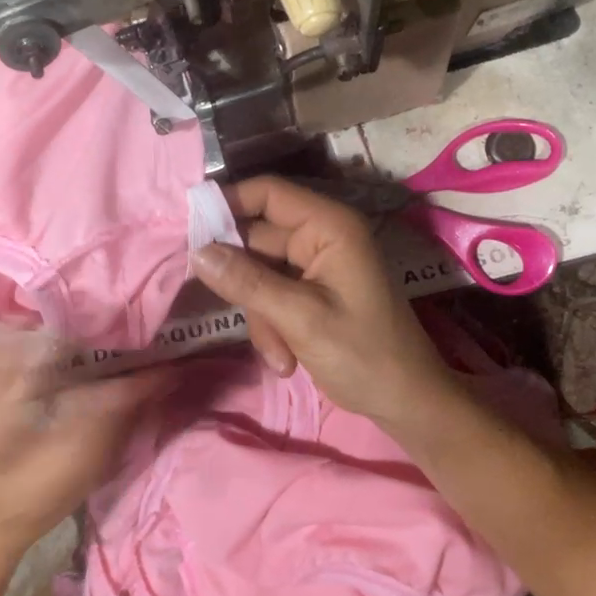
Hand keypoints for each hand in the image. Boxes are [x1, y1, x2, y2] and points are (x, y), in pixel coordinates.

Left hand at [0, 323, 164, 558]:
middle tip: (69, 324)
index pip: (41, 353)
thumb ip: (115, 415)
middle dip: (35, 327)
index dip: (67, 334)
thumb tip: (161, 375)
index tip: (94, 327)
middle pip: (2, 345)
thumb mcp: (80, 462)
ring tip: (27, 318)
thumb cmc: (30, 498)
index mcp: (13, 407)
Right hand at [189, 175, 454, 423]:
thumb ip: (247, 282)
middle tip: (219, 302)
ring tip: (279, 353)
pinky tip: (285, 359)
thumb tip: (197, 251)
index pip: (267, 193)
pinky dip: (270, 326)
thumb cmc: (364, 354)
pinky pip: (269, 295)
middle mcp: (320, 236)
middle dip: (242, 280)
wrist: (407, 403)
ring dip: (258, 313)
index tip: (188, 229)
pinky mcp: (309, 292)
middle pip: (255, 236)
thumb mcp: (300, 318)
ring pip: (257, 272)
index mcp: (329, 226)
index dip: (227, 203)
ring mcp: (314, 266)